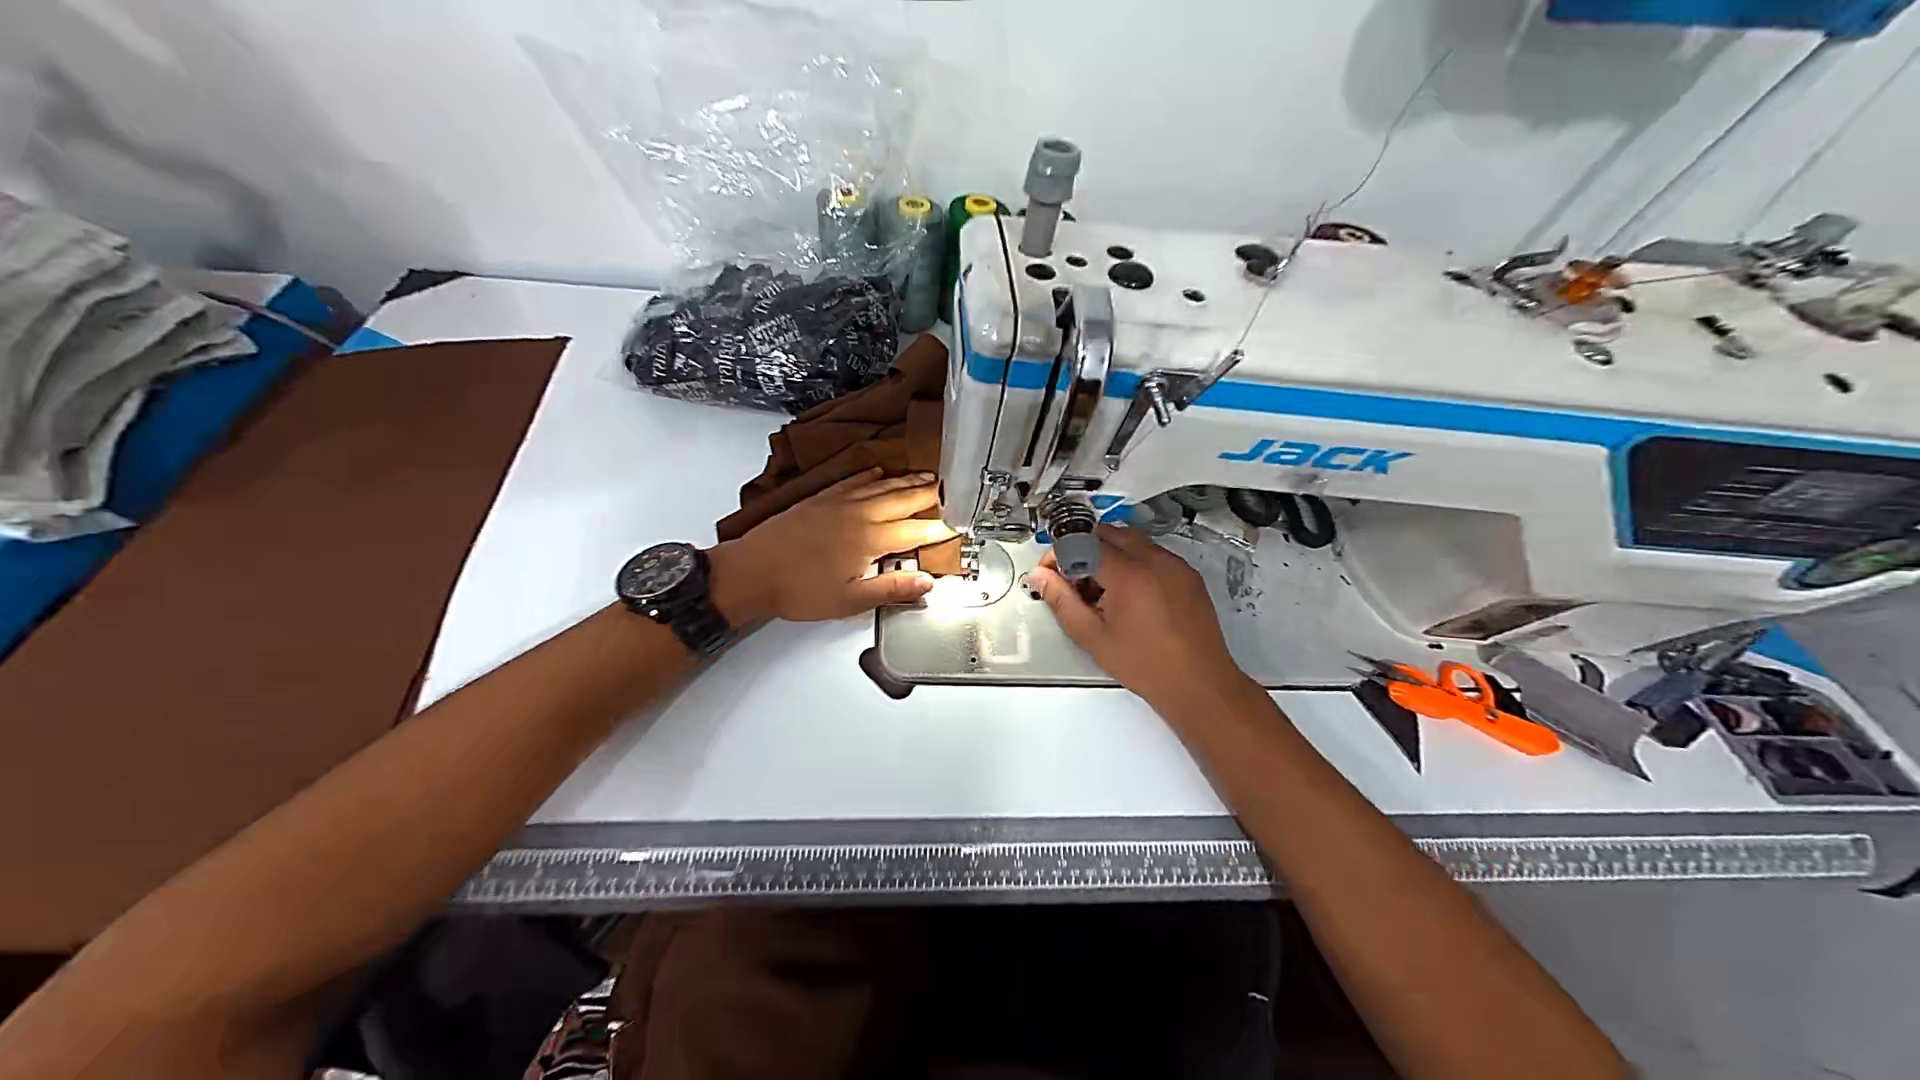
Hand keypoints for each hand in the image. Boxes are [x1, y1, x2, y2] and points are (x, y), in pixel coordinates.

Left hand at [708, 468, 956, 623]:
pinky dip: (870, 476)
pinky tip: (877, 473)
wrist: (752, 571)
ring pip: (881, 486)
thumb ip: (891, 588)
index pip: (914, 531)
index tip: (953, 528)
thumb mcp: (849, 600)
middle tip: (947, 490)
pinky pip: (853, 481)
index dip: (937, 529)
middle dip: (928, 494)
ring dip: (905, 481)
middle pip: (902, 499)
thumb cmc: (797, 589)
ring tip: (924, 476)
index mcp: (869, 540)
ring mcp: (838, 503)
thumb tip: (924, 585)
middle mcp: (857, 515)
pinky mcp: (820, 500)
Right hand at [1024, 524, 1253, 711]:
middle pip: (1106, 533)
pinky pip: (1154, 553)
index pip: (1082, 543)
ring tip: (1102, 591)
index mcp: (1129, 574)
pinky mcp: (1187, 575)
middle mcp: (1155, 561)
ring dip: (1109, 554)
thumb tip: (1041, 578)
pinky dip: (1134, 562)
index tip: (1052, 573)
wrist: (1198, 684)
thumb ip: (1061, 601)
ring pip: (1131, 540)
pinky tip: (1128, 595)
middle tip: (1073, 581)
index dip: (1059, 556)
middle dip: (1083, 550)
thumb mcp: (1092, 636)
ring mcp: (1175, 565)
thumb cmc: (1151, 666)